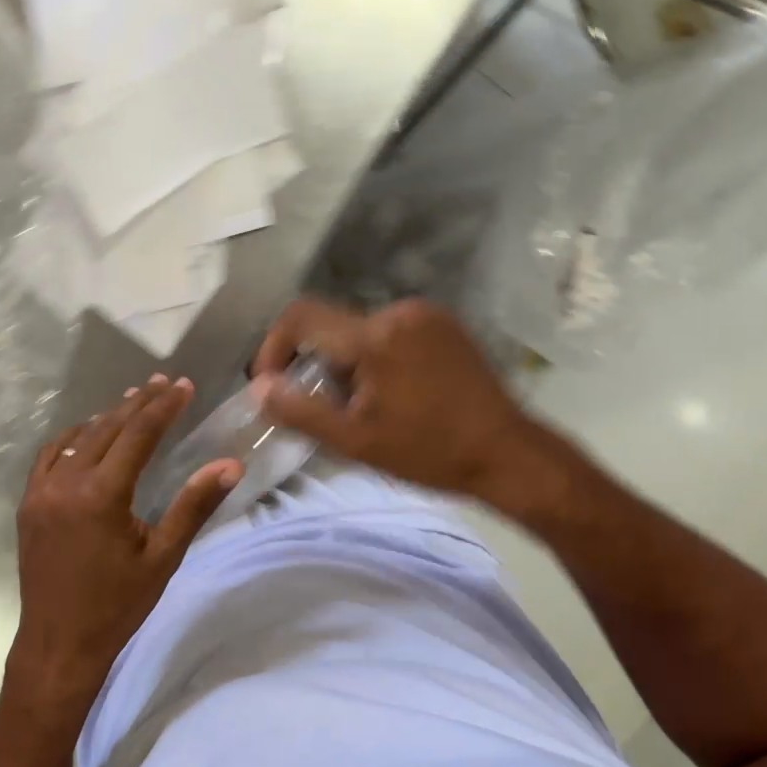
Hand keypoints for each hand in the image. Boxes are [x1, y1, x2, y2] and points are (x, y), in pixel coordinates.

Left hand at [10, 375, 242, 699]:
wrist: (59, 643)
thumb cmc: (117, 606)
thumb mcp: (163, 558)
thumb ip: (193, 506)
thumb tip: (231, 465)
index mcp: (101, 495)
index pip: (137, 435)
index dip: (164, 407)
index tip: (185, 387)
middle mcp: (65, 483)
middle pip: (106, 428)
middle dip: (138, 404)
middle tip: (164, 385)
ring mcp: (40, 492)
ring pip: (76, 439)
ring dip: (106, 418)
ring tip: (133, 401)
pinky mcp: (28, 505)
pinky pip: (49, 457)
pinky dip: (72, 439)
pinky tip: (86, 436)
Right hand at [252, 297, 582, 520]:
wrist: (508, 454)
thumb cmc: (428, 453)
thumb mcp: (355, 441)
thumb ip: (300, 411)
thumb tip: (258, 388)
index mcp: (375, 337)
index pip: (301, 317)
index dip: (273, 346)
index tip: (270, 384)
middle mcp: (400, 312)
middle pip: (332, 329)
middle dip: (316, 367)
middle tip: (326, 413)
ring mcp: (427, 315)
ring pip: (360, 333)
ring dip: (347, 367)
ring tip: (365, 411)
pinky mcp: (446, 326)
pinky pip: (390, 334)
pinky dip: (376, 361)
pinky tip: (394, 398)